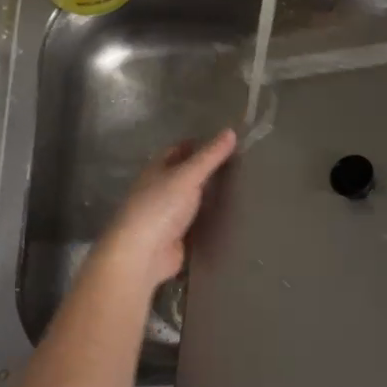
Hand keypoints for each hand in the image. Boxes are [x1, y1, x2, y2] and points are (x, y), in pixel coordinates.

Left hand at [87, 129, 237, 294]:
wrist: (142, 255)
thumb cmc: (159, 208)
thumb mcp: (187, 176)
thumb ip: (209, 156)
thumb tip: (231, 131)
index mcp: (157, 170)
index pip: (179, 150)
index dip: (200, 144)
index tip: (227, 142)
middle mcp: (160, 190)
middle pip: (187, 176)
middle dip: (209, 171)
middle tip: (243, 165)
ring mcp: (168, 216)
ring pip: (194, 200)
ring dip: (212, 196)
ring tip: (244, 188)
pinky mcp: (177, 238)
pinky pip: (199, 224)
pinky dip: (212, 220)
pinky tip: (234, 217)